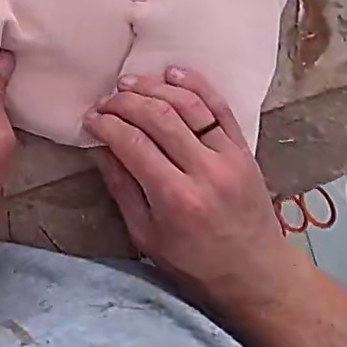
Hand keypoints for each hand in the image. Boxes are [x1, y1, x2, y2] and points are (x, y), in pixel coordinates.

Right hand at [85, 67, 310, 315]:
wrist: (256, 273)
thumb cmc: (195, 265)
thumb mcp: (147, 237)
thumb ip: (123, 189)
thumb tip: (101, 148)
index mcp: (175, 199)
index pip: (133, 144)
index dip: (107, 125)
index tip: (90, 118)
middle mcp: (204, 171)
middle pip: (159, 118)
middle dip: (126, 102)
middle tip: (106, 99)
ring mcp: (228, 155)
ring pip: (189, 105)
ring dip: (156, 87)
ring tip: (130, 82)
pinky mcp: (244, 147)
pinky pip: (219, 105)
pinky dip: (196, 84)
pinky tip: (172, 73)